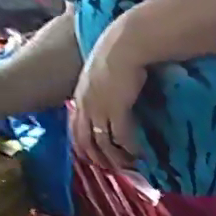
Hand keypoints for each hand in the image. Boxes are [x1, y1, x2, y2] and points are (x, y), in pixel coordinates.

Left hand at [73, 15, 149, 171]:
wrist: (126, 44)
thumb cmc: (118, 51)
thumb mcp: (103, 72)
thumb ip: (103, 87)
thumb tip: (114, 98)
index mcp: (80, 95)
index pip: (75, 128)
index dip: (83, 147)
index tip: (95, 159)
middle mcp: (86, 105)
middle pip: (85, 141)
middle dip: (98, 159)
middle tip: (113, 170)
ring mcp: (100, 108)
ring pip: (103, 144)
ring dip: (117, 158)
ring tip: (131, 166)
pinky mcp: (117, 110)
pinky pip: (122, 138)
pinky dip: (131, 149)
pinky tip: (141, 154)